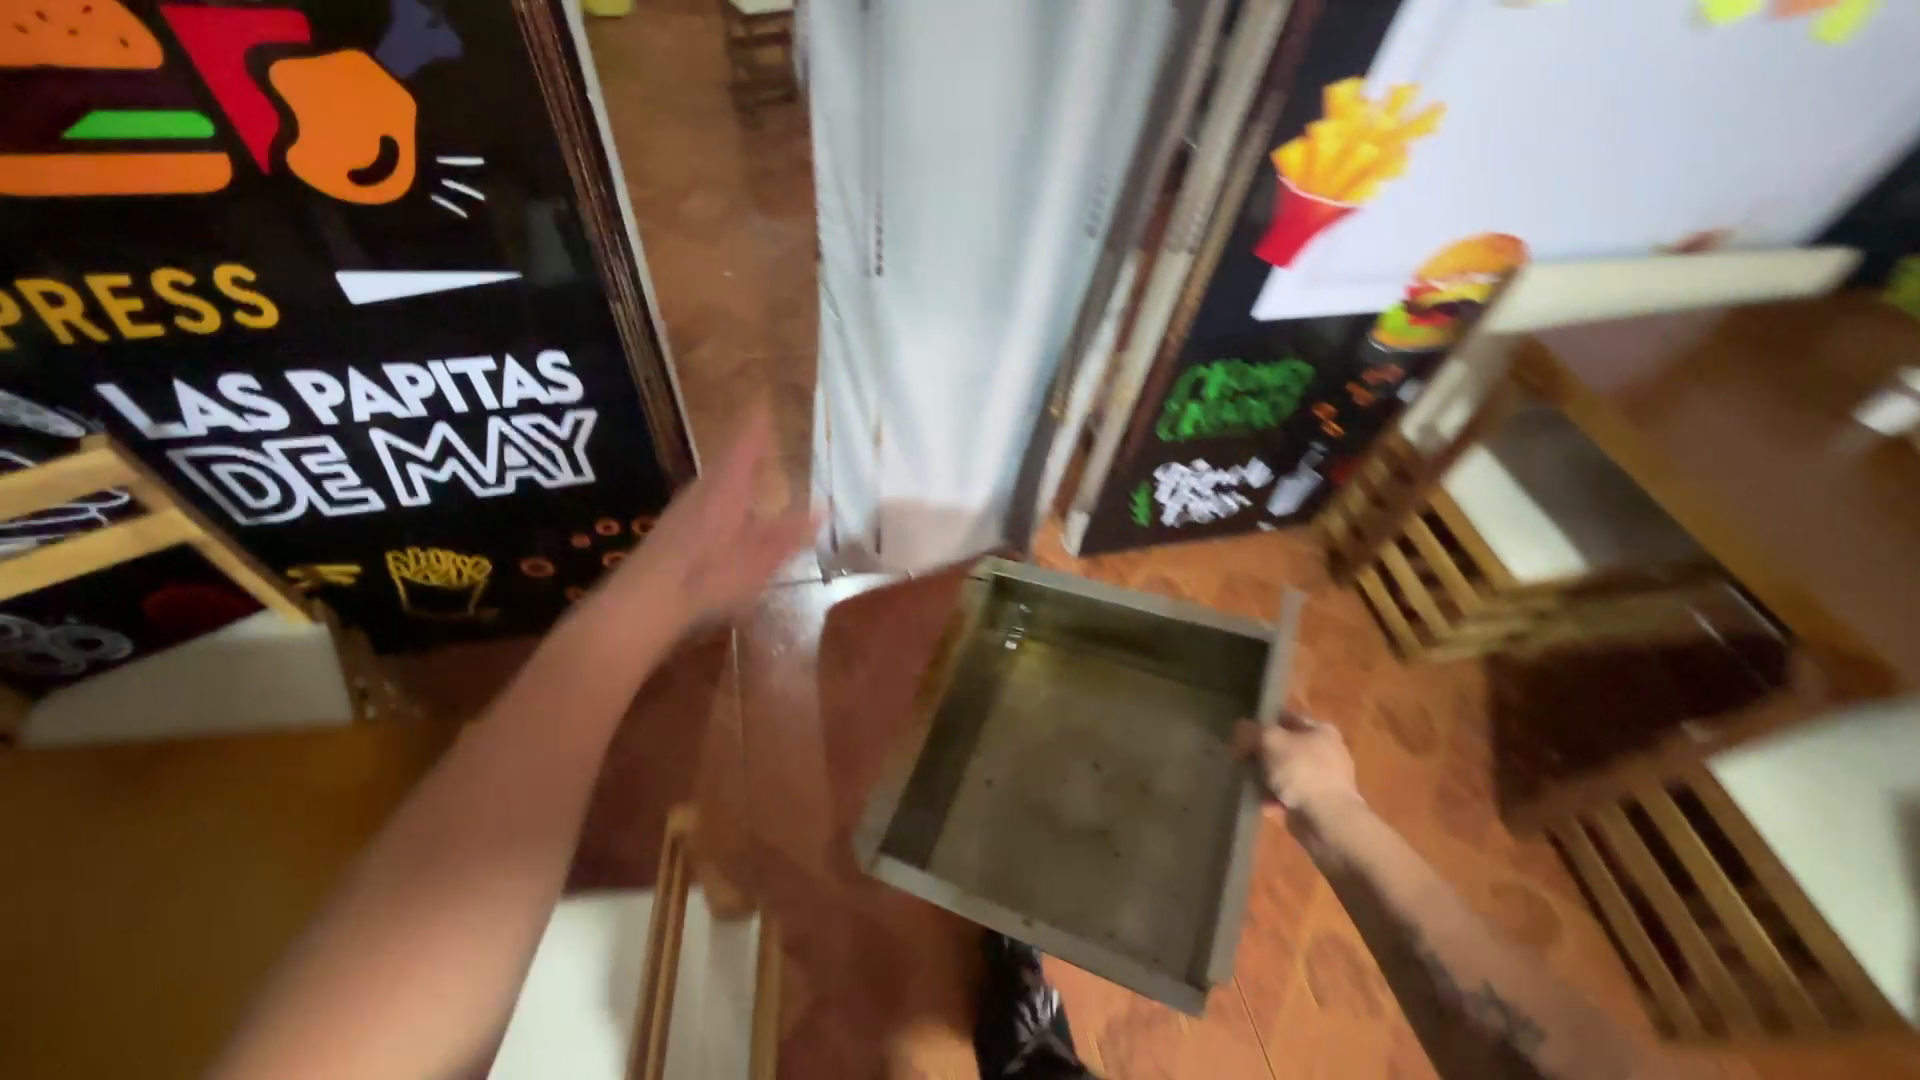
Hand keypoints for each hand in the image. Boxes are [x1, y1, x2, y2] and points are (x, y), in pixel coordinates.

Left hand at [609, 402, 814, 628]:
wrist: (643, 602)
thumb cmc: (708, 577)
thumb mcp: (760, 560)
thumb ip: (790, 534)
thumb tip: (823, 508)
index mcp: (727, 487)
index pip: (745, 441)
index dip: (756, 420)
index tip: (764, 397)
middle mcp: (704, 489)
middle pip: (728, 458)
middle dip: (747, 446)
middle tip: (764, 434)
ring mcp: (684, 508)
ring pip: (716, 479)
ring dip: (735, 472)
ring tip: (753, 470)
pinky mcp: (673, 530)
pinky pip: (706, 498)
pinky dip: (724, 494)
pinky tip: (729, 514)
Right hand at [1232, 716, 1363, 820]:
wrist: (1328, 820)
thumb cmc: (1302, 771)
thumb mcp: (1270, 741)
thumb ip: (1251, 730)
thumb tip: (1239, 727)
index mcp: (1320, 730)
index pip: (1285, 718)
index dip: (1262, 722)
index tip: (1241, 732)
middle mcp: (1324, 752)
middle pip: (1283, 746)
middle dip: (1260, 754)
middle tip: (1240, 759)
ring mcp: (1322, 779)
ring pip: (1282, 772)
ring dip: (1264, 777)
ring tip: (1247, 782)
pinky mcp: (1316, 803)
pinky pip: (1287, 795)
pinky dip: (1273, 798)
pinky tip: (1259, 801)